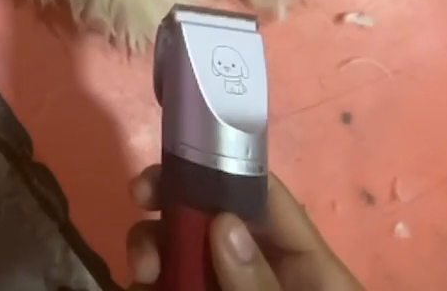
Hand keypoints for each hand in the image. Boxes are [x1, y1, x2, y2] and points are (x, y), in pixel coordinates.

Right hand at [124, 166, 364, 290]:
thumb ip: (261, 287)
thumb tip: (222, 219)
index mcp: (307, 267)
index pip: (263, 194)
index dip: (215, 167)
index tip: (167, 168)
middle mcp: (266, 271)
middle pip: (211, 213)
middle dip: (169, 210)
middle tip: (139, 213)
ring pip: (185, 250)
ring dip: (154, 251)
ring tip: (141, 278)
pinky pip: (177, 284)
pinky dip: (154, 283)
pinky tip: (141, 290)